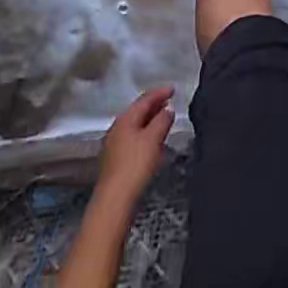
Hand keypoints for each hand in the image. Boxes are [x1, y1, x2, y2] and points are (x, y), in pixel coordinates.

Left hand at [98, 86, 173, 201]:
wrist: (115, 198)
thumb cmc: (135, 165)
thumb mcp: (153, 139)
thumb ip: (161, 121)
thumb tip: (168, 109)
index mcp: (126, 119)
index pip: (144, 100)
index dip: (159, 93)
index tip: (173, 89)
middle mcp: (117, 128)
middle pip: (137, 111)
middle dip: (154, 105)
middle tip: (169, 101)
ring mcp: (114, 143)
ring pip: (135, 124)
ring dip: (149, 119)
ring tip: (163, 118)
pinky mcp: (115, 159)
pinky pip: (133, 137)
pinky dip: (144, 132)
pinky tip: (152, 140)